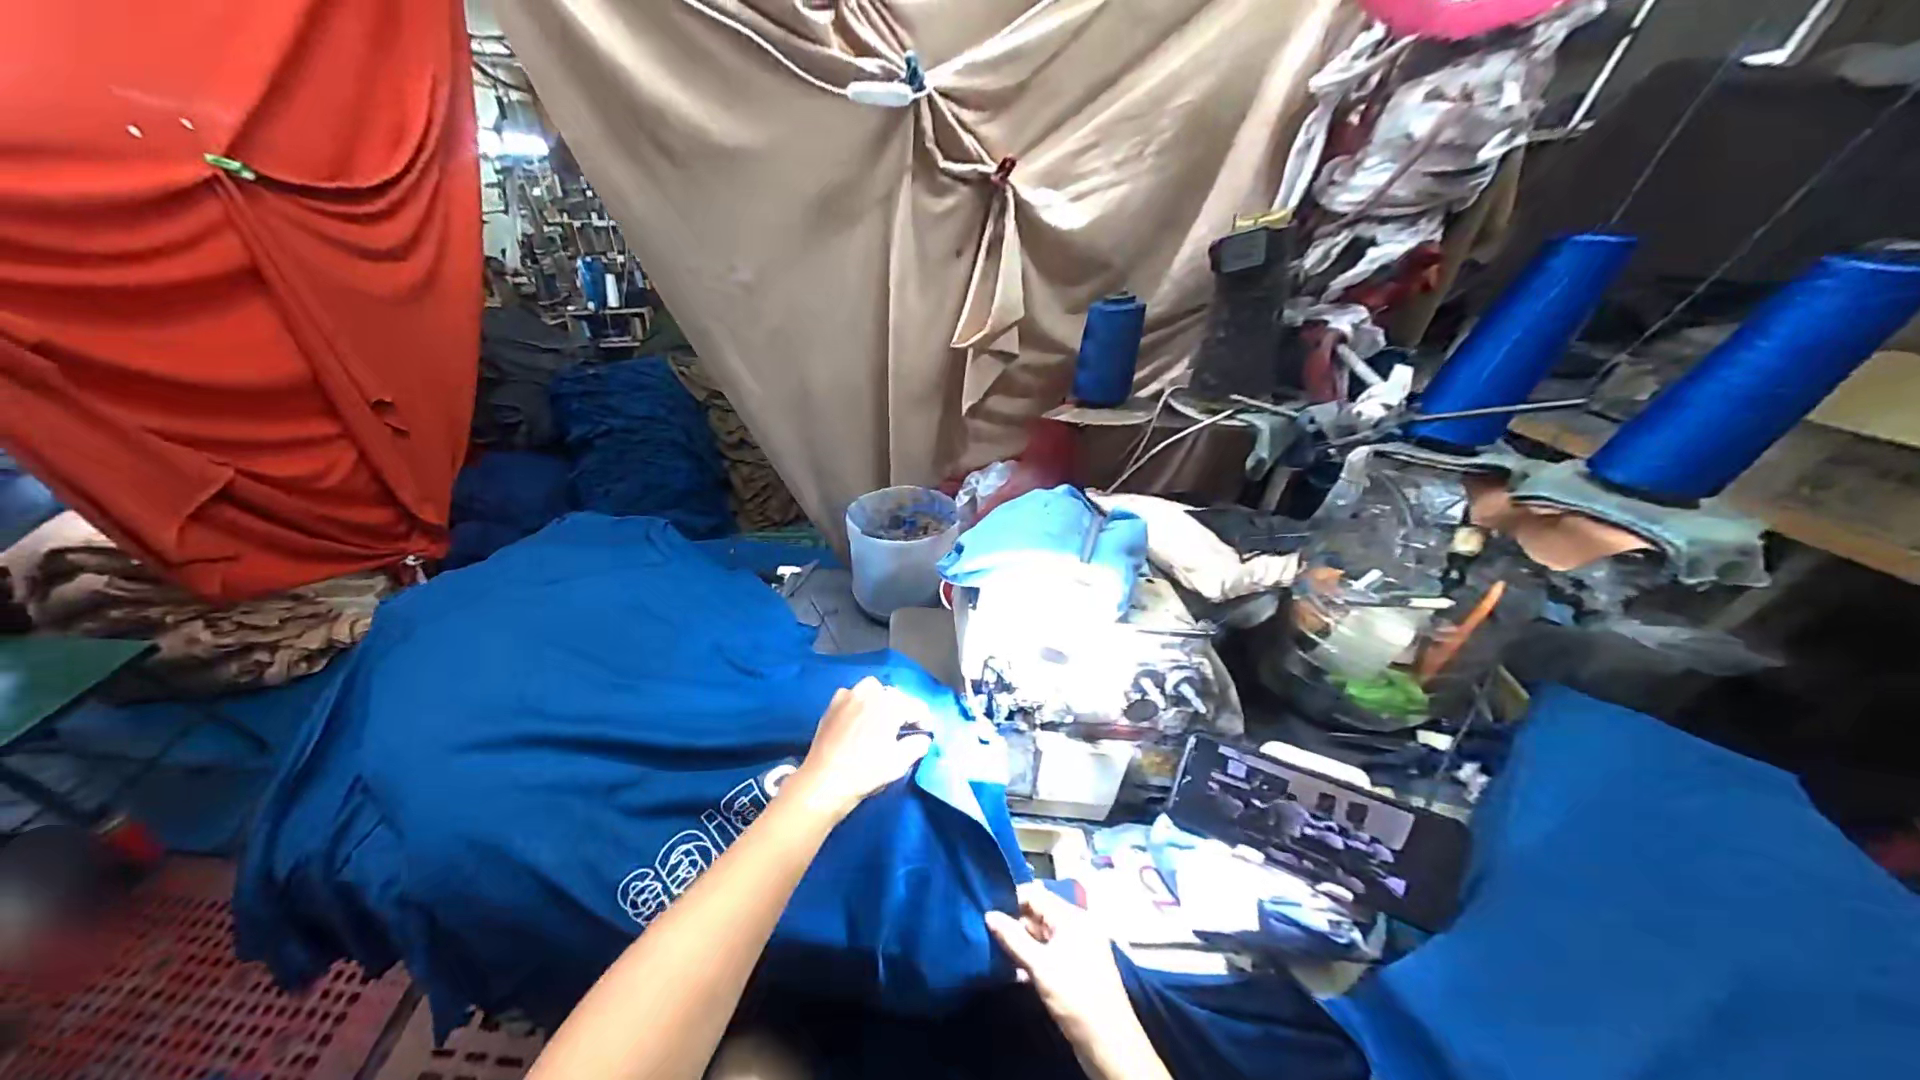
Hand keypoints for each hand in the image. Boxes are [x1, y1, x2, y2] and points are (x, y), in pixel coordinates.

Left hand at [782, 677, 934, 821]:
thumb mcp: (899, 762)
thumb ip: (917, 746)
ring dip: (880, 700)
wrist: (824, 781)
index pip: (916, 707)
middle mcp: (870, 692)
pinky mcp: (832, 705)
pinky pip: (852, 696)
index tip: (926, 732)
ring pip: (872, 690)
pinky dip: (859, 703)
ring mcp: (848, 696)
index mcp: (890, 703)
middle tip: (904, 728)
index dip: (924, 720)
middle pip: (895, 695)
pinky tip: (859, 719)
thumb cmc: (866, 771)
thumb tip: (923, 739)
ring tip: (881, 719)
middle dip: (902, 709)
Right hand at [985, 885, 1140, 1052]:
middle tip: (988, 934)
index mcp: (1072, 917)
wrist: (1109, 1042)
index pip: (1035, 895)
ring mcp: (1079, 947)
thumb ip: (1013, 938)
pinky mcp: (1077, 967)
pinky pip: (1050, 952)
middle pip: (1039, 913)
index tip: (987, 910)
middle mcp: (1077, 925)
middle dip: (1015, 923)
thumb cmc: (1074, 996)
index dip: (1011, 900)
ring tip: (997, 952)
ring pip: (1043, 935)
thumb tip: (989, 914)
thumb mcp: (1040, 966)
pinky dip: (1034, 958)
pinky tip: (1016, 971)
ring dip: (1022, 943)